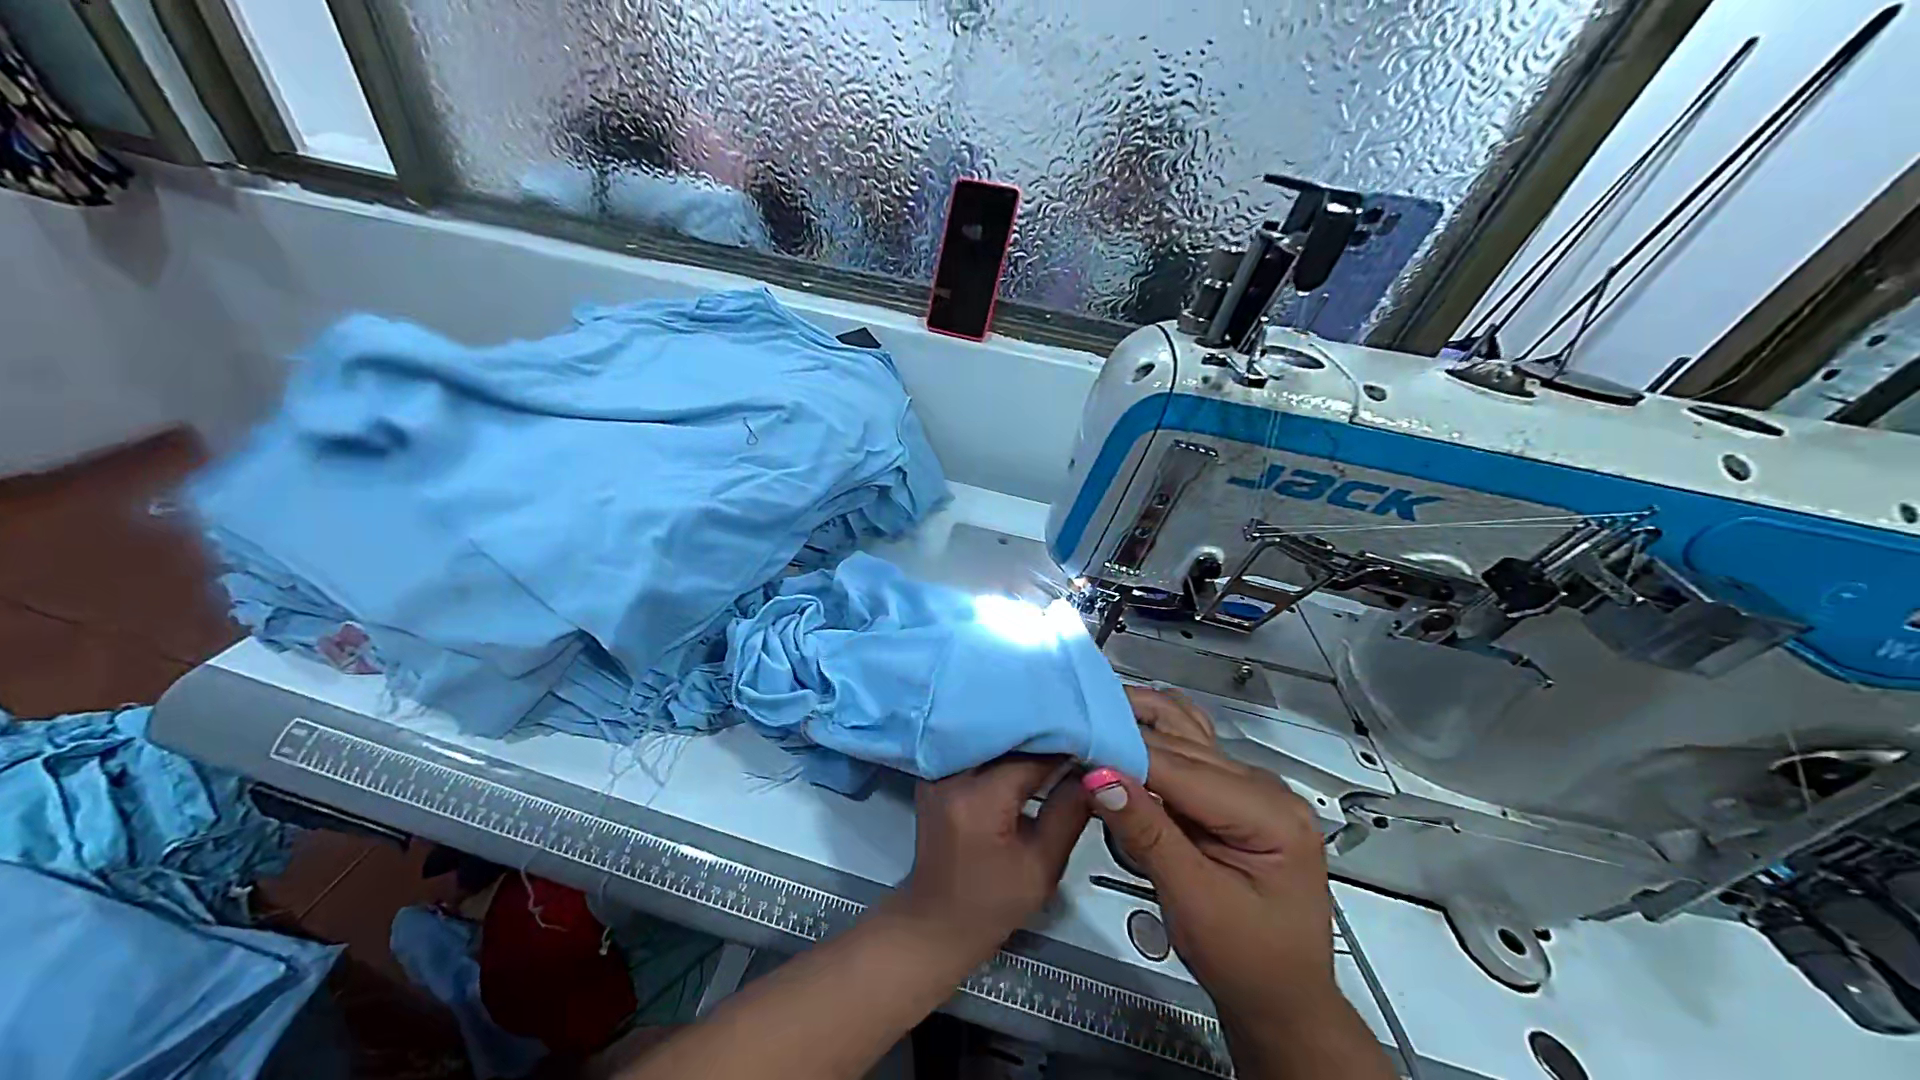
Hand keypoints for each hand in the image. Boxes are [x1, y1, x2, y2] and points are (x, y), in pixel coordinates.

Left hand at [891, 756, 1090, 952]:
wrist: (936, 921)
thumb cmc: (991, 903)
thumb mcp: (1042, 866)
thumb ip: (1068, 814)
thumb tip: (1094, 775)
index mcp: (977, 799)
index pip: (1030, 757)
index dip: (1065, 749)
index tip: (1093, 747)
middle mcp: (951, 774)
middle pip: (1006, 737)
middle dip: (1044, 736)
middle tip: (1079, 739)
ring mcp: (938, 771)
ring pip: (991, 738)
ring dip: (1023, 739)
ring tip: (1059, 742)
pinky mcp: (936, 774)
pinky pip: (977, 748)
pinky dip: (1003, 749)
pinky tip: (1028, 754)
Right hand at [1086, 689, 1336, 1020]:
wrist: (1282, 998)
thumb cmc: (1247, 962)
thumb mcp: (1194, 903)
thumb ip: (1147, 833)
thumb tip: (1098, 776)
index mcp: (1269, 813)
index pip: (1181, 768)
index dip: (1122, 752)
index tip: (1071, 743)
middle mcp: (1264, 786)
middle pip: (1181, 744)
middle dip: (1123, 734)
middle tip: (1067, 728)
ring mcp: (1249, 785)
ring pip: (1183, 733)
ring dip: (1135, 723)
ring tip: (1088, 718)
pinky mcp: (1230, 792)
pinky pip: (1186, 749)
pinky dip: (1150, 737)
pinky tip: (1120, 730)